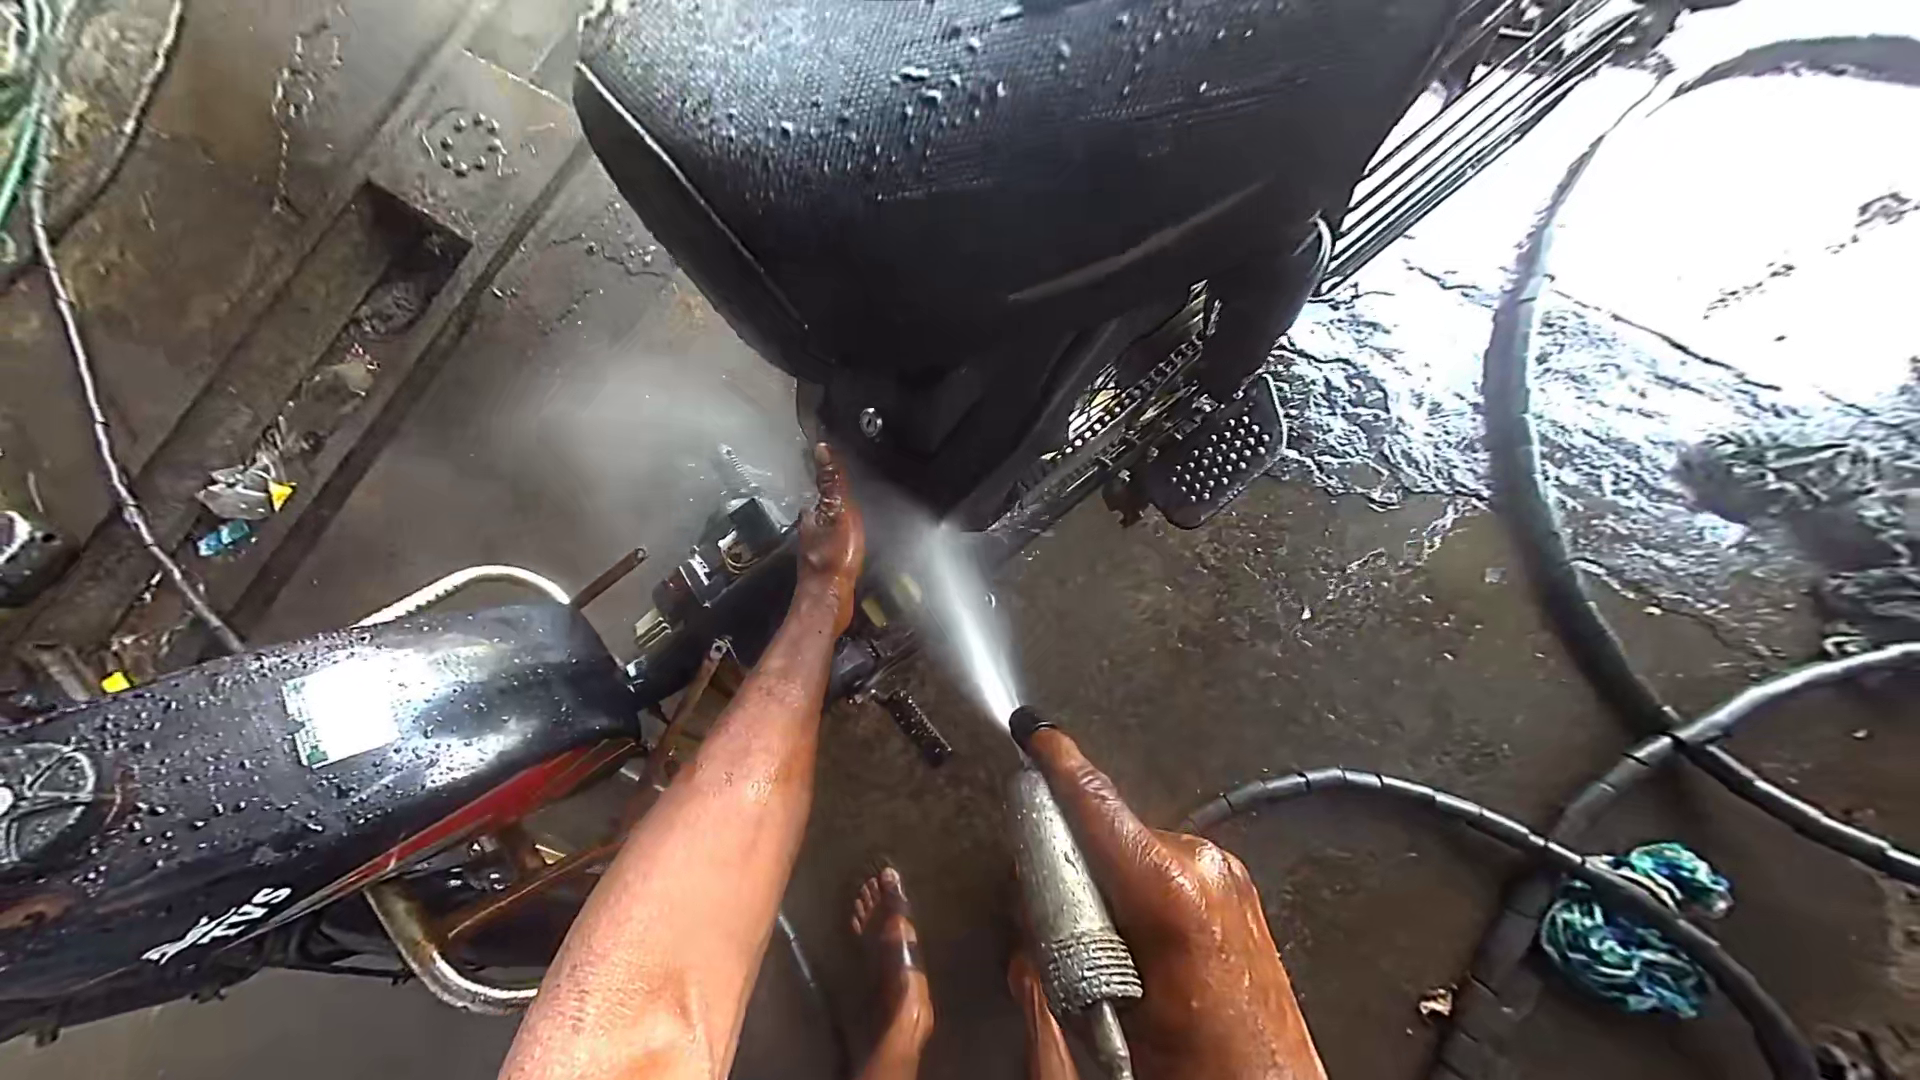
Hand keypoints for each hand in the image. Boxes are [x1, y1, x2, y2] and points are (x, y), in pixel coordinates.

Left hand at [796, 442, 864, 633]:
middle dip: (832, 495)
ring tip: (850, 503)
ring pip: (827, 523)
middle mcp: (810, 529)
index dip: (828, 473)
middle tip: (845, 480)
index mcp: (811, 514)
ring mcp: (817, 548)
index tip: (836, 460)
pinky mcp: (828, 563)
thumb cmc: (834, 559)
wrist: (830, 600)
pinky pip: (835, 540)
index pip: (818, 485)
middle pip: (821, 505)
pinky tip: (851, 537)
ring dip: (836, 514)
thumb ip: (833, 483)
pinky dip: (842, 533)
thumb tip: (822, 448)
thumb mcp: (839, 513)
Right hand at [1025, 728, 1326, 1079]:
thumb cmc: (1206, 1072)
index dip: (1058, 762)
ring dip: (1106, 878)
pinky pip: (1162, 865)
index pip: (1098, 804)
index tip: (1035, 730)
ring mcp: (1226, 876)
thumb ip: (1055, 953)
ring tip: (1112, 946)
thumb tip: (1025, 919)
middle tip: (1059, 910)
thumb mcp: (1109, 1016)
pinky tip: (1139, 946)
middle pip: (1108, 828)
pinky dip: (1136, 888)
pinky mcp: (1235, 889)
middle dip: (1072, 854)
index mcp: (1172, 894)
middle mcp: (1205, 869)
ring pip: (1133, 849)